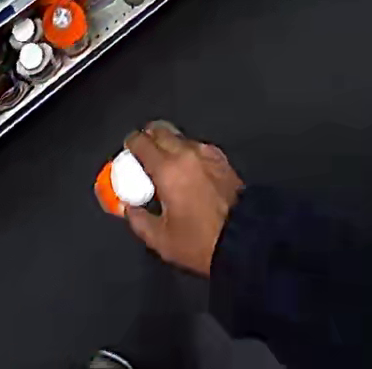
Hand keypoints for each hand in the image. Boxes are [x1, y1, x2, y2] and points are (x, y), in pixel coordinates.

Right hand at [119, 120, 243, 276]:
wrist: (244, 238)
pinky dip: (186, 151)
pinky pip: (197, 145)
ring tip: (165, 162)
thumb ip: (138, 220)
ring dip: (168, 142)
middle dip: (148, 137)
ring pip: (180, 136)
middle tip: (143, 152)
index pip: (141, 142)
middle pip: (160, 130)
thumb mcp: (160, 240)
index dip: (131, 143)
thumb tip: (128, 206)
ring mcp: (206, 152)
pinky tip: (187, 168)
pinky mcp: (220, 157)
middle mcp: (186, 153)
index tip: (127, 150)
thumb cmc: (198, 241)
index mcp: (167, 169)